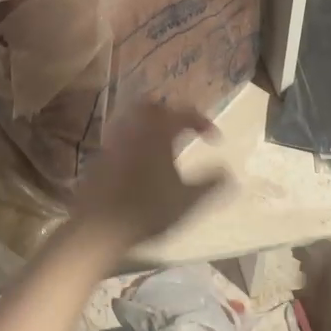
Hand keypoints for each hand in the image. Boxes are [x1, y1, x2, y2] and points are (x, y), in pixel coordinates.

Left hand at [70, 100, 228, 252]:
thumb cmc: (147, 209)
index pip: (184, 113)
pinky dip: (135, 137)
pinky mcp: (102, 153)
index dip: (202, 121)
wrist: (100, 224)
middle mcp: (135, 127)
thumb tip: (229, 172)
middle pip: (154, 106)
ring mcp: (115, 139)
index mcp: (158, 132)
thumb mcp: (187, 200)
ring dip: (151, 124)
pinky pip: (122, 133)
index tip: (215, 138)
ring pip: (134, 117)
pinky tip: (142, 159)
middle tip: (185, 130)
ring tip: (164, 143)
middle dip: (171, 113)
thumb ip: (210, 184)